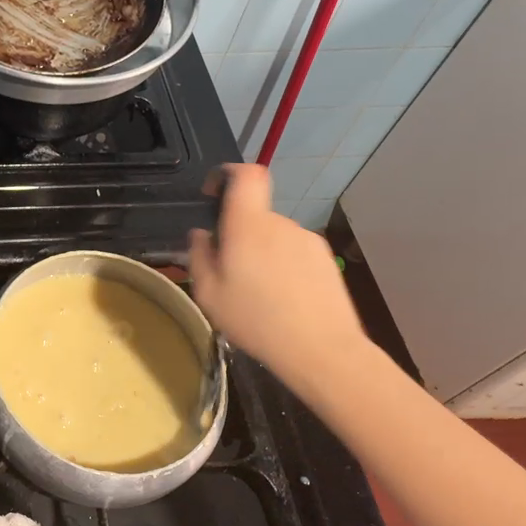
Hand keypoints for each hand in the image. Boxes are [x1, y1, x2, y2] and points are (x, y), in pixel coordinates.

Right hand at [188, 164, 368, 382]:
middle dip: (240, 234)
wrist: (322, 350)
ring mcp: (307, 240)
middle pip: (254, 214)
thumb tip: (202, 235)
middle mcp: (280, 223)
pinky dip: (284, 267)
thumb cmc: (256, 320)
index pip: (246, 175)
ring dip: (262, 254)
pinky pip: (295, 253)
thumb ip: (199, 256)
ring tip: (260, 294)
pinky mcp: (326, 259)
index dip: (227, 175)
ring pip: (274, 236)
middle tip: (231, 272)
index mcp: (248, 225)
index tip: (213, 198)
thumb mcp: (209, 294)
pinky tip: (284, 300)